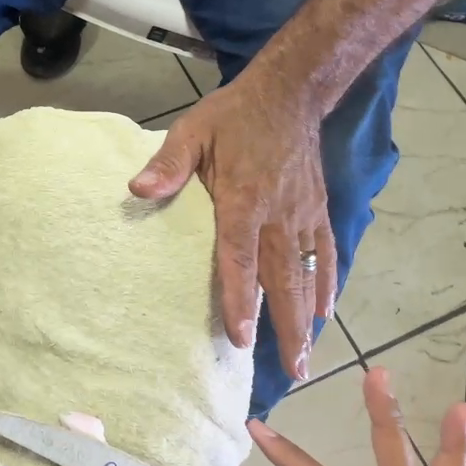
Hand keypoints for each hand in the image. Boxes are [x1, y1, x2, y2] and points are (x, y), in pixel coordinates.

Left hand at [129, 72, 331, 376]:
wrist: (288, 93)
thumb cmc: (232, 116)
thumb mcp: (191, 131)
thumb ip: (168, 164)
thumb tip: (137, 189)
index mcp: (243, 199)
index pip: (240, 257)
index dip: (240, 298)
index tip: (242, 337)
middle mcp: (278, 215)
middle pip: (282, 278)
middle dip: (286, 326)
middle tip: (293, 372)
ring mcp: (303, 214)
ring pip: (307, 273)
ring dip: (308, 316)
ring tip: (309, 357)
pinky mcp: (318, 208)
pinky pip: (326, 252)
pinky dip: (327, 282)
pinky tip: (326, 309)